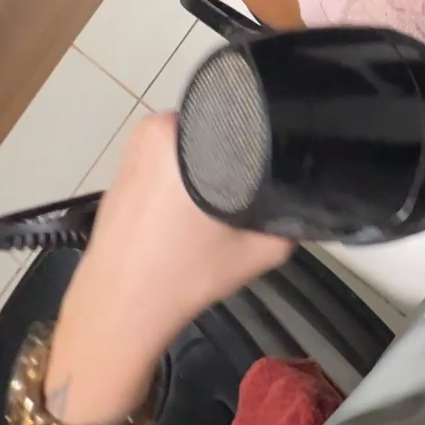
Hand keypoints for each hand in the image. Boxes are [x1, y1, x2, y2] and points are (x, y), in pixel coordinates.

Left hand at [47, 114, 292, 419]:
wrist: (117, 312)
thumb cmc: (182, 276)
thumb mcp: (258, 252)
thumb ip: (292, 226)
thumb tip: (306, 210)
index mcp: (179, 136)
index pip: (237, 112)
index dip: (263, 135)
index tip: (275, 163)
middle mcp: (152, 131)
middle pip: (214, 126)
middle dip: (234, 151)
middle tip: (253, 186)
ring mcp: (131, 151)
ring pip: (190, 144)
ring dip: (206, 164)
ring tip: (222, 201)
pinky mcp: (120, 172)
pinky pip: (165, 161)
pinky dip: (181, 179)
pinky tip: (190, 212)